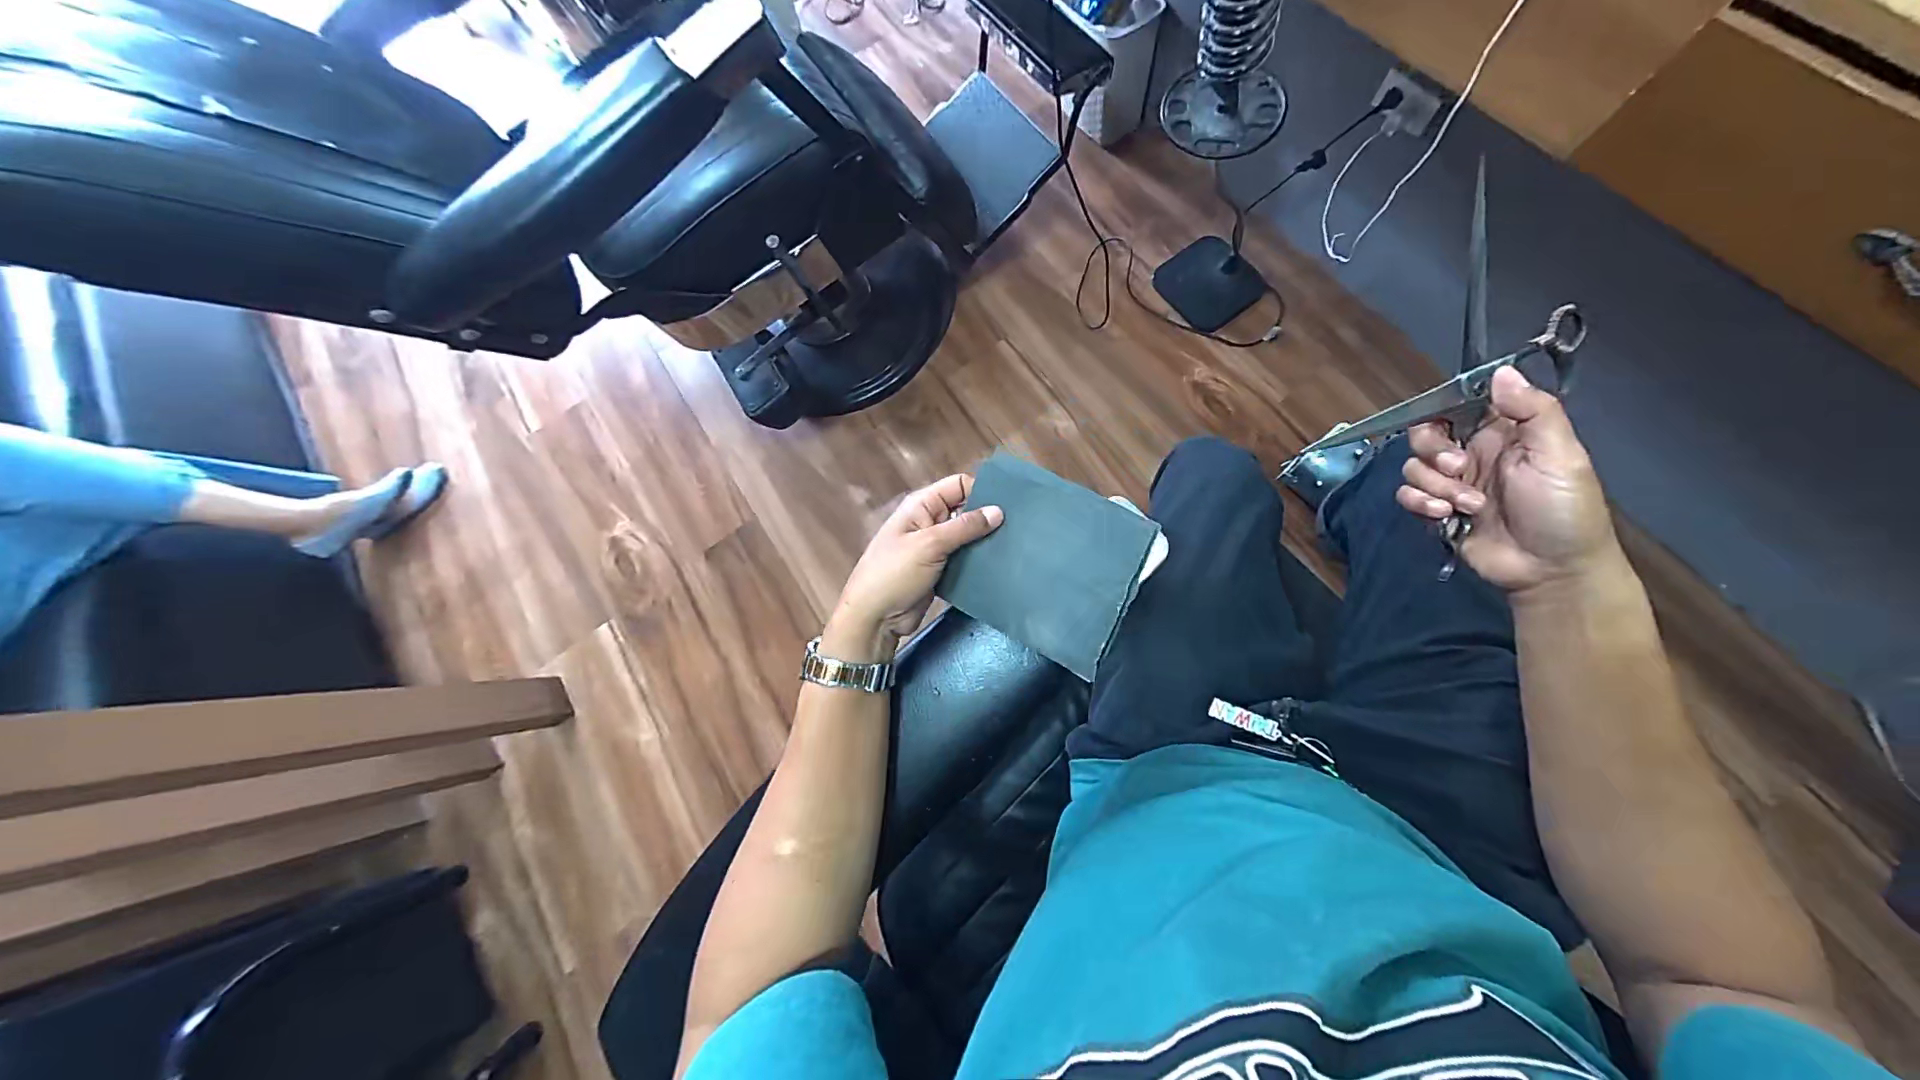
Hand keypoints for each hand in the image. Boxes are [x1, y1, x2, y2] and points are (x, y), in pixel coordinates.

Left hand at [825, 474, 1003, 659]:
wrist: (875, 617)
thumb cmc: (895, 573)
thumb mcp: (930, 545)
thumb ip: (964, 527)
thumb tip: (998, 511)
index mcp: (922, 505)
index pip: (959, 485)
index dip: (982, 490)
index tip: (1010, 504)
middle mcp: (930, 521)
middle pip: (966, 509)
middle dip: (989, 517)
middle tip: (1020, 527)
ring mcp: (935, 546)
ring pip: (968, 536)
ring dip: (986, 541)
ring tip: (1016, 546)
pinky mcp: (941, 569)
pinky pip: (965, 558)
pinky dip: (979, 560)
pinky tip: (1000, 564)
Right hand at [1396, 366, 1618, 594]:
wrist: (1551, 570)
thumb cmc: (1564, 510)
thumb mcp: (1559, 454)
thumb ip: (1533, 410)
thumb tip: (1501, 371)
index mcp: (1504, 433)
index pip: (1461, 405)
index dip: (1445, 409)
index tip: (1447, 423)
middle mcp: (1473, 454)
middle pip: (1426, 435)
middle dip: (1433, 451)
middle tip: (1457, 468)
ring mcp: (1452, 484)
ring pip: (1414, 467)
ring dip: (1435, 486)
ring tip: (1466, 505)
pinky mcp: (1436, 511)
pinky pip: (1408, 496)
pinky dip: (1420, 504)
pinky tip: (1445, 516)